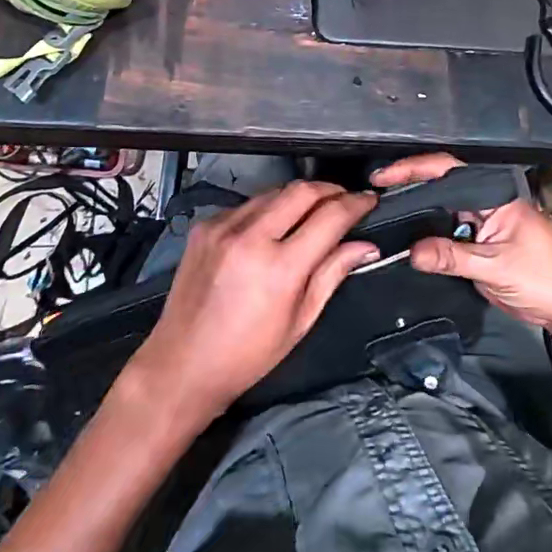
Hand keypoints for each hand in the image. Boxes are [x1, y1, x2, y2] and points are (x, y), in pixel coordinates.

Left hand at [125, 181, 378, 423]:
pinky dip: (266, 209)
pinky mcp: (203, 227)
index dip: (356, 204)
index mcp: (279, 268)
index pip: (329, 217)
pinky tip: (273, 227)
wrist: (183, 362)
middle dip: (330, 189)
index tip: (369, 202)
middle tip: (345, 200)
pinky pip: (246, 205)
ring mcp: (222, 227)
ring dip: (298, 197)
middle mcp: (249, 238)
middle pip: (301, 190)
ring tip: (313, 212)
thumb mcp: (300, 321)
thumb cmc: (247, 354)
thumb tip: (365, 246)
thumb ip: (332, 274)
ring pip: (272, 192)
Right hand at [370, 154, 551, 329]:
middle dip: (406, 191)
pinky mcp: (475, 247)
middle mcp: (484, 205)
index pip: (447, 171)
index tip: (382, 177)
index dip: (412, 170)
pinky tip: (406, 246)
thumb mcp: (498, 267)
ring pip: (438, 214)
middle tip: (373, 199)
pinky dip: (426, 241)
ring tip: (382, 220)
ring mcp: (479, 226)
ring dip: (415, 219)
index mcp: (494, 196)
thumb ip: (453, 257)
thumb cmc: (551, 278)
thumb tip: (413, 251)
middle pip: (437, 190)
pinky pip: (443, 238)